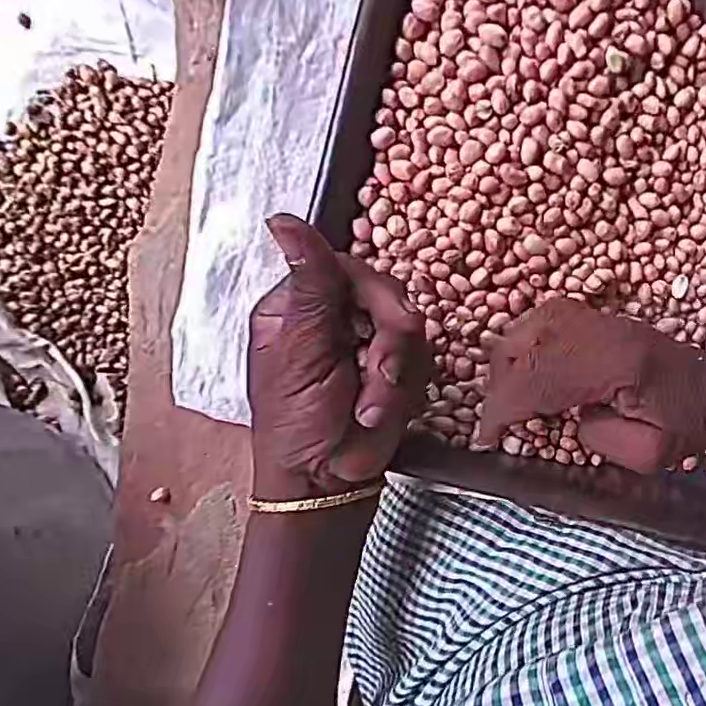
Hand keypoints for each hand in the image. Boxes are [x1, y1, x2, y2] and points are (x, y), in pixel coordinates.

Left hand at [248, 215, 430, 500]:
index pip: (349, 269)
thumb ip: (310, 287)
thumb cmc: (297, 426)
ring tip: (370, 410)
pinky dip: (405, 393)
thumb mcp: (301, 354)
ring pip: (412, 332)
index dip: (375, 294)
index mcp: (301, 307)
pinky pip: (422, 363)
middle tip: (379, 376)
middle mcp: (337, 320)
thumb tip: (283, 220)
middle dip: (391, 343)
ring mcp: (369, 346)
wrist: (327, 485)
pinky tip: (380, 414)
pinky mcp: (395, 371)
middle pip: (389, 297)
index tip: (385, 324)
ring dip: (396, 377)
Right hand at [474, 298, 705, 470]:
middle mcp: (602, 328)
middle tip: (499, 426)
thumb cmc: (687, 428)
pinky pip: (539, 323)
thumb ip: (593, 437)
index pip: (536, 377)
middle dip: (499, 389)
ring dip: (508, 367)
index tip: (486, 439)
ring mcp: (598, 316)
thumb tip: (562, 416)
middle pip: (521, 346)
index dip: (502, 409)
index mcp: (617, 363)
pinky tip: (531, 376)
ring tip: (514, 403)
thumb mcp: (644, 453)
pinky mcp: (595, 316)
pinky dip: (523, 350)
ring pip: (524, 328)